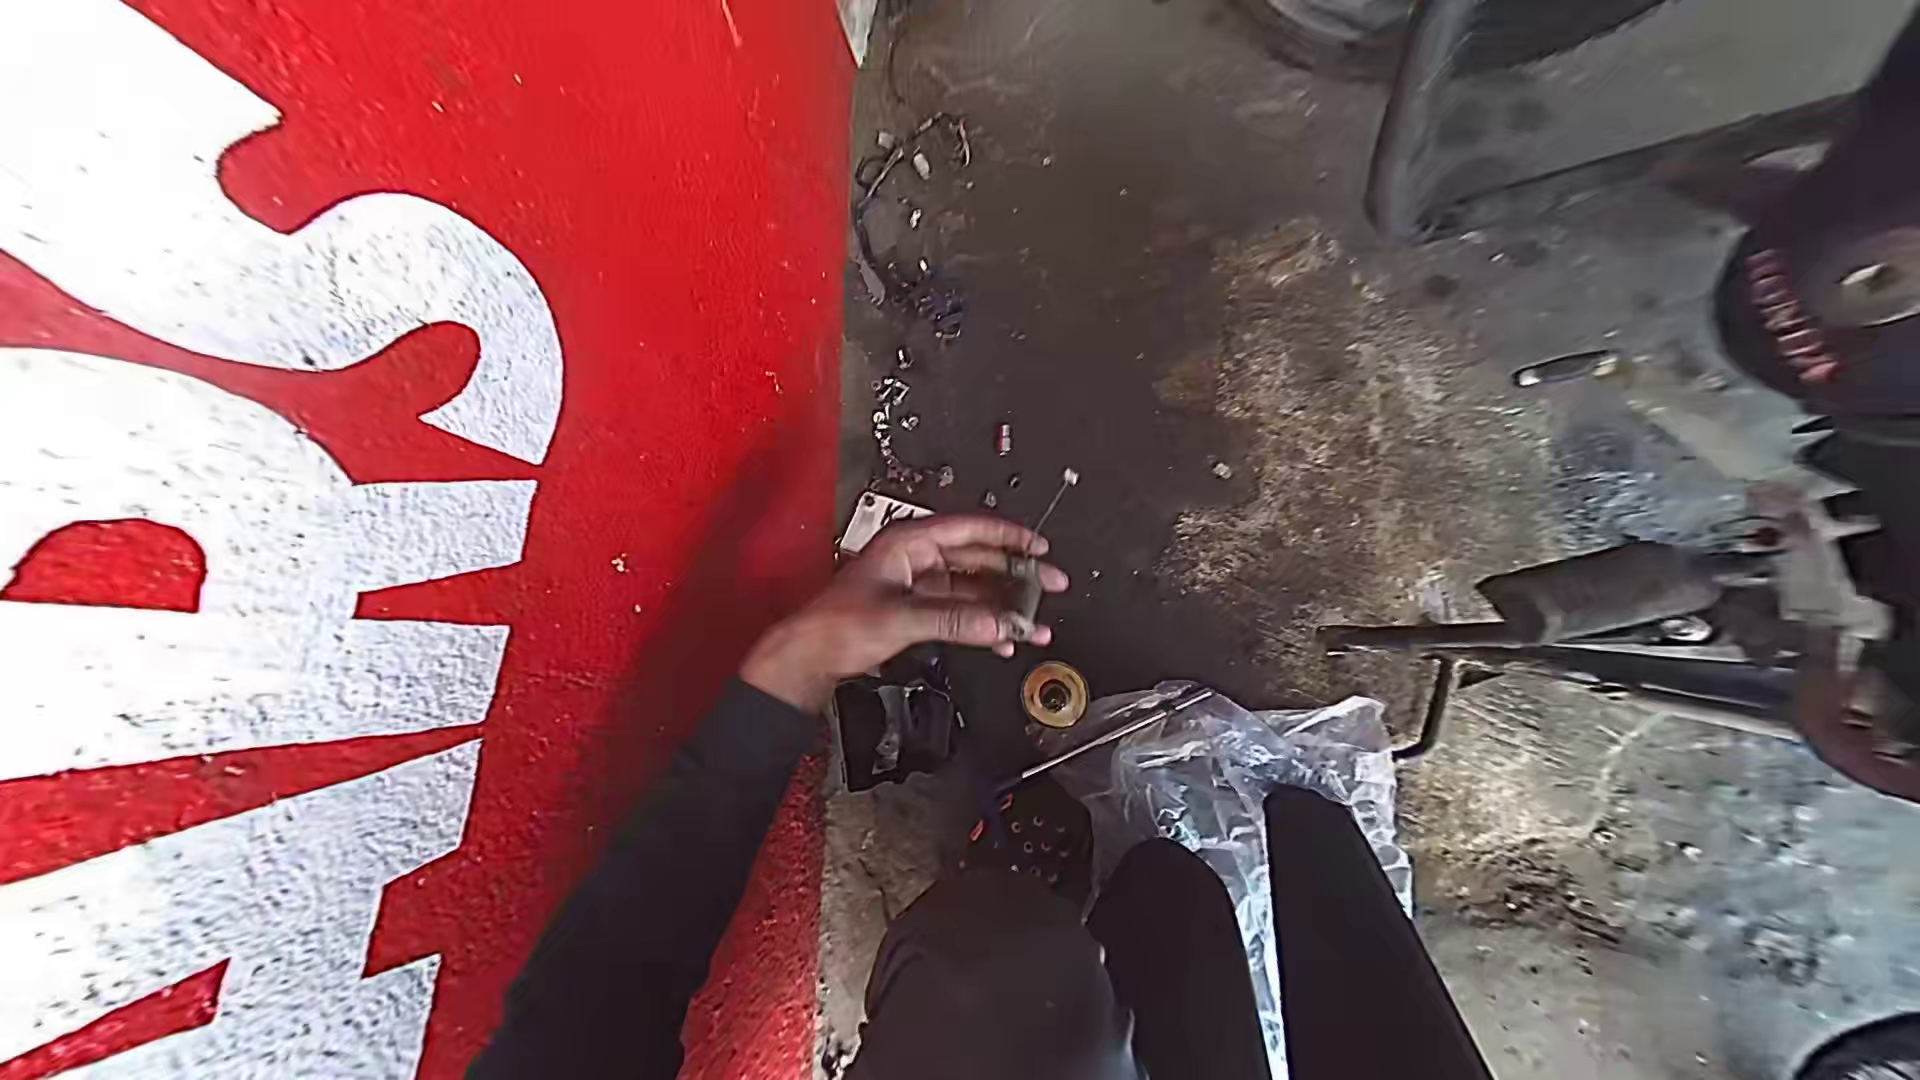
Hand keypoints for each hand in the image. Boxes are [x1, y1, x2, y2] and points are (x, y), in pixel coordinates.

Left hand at [739, 514, 1070, 710]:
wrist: (811, 654)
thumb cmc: (836, 624)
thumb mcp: (899, 617)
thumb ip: (953, 619)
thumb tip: (996, 621)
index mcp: (909, 543)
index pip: (970, 529)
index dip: (1009, 535)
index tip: (1038, 547)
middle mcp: (917, 558)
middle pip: (978, 559)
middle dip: (1015, 574)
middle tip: (1047, 584)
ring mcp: (919, 583)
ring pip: (973, 588)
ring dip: (1002, 605)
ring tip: (1032, 621)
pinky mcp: (919, 607)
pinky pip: (961, 610)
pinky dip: (982, 623)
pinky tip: (1001, 637)